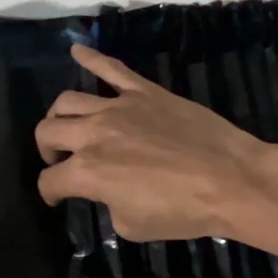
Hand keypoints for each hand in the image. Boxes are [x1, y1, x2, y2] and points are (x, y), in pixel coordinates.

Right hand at [33, 44, 277, 241]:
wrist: (230, 179)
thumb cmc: (184, 211)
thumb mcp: (133, 225)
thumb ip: (108, 202)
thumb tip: (107, 190)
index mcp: (88, 171)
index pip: (51, 179)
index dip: (49, 191)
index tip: (56, 197)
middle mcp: (94, 133)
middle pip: (48, 131)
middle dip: (46, 149)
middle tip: (59, 160)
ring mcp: (118, 106)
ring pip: (69, 100)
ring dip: (59, 115)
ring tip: (67, 126)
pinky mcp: (143, 91)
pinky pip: (111, 68)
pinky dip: (90, 57)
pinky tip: (76, 51)